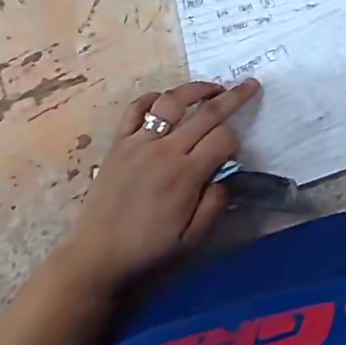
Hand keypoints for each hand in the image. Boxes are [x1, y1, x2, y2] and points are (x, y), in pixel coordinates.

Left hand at [65, 80, 257, 290]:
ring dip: (196, 89)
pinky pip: (135, 109)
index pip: (223, 138)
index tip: (233, 152)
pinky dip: (151, 98)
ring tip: (212, 87)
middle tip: (249, 85)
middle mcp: (164, 151)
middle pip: (206, 113)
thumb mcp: (191, 240)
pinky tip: (164, 99)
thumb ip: (214, 205)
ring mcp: (138, 143)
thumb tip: (226, 176)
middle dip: (233, 97)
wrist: (95, 259)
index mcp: (185, 175)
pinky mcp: (118, 144)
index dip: (235, 140)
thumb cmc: (148, 252)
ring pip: (172, 101)